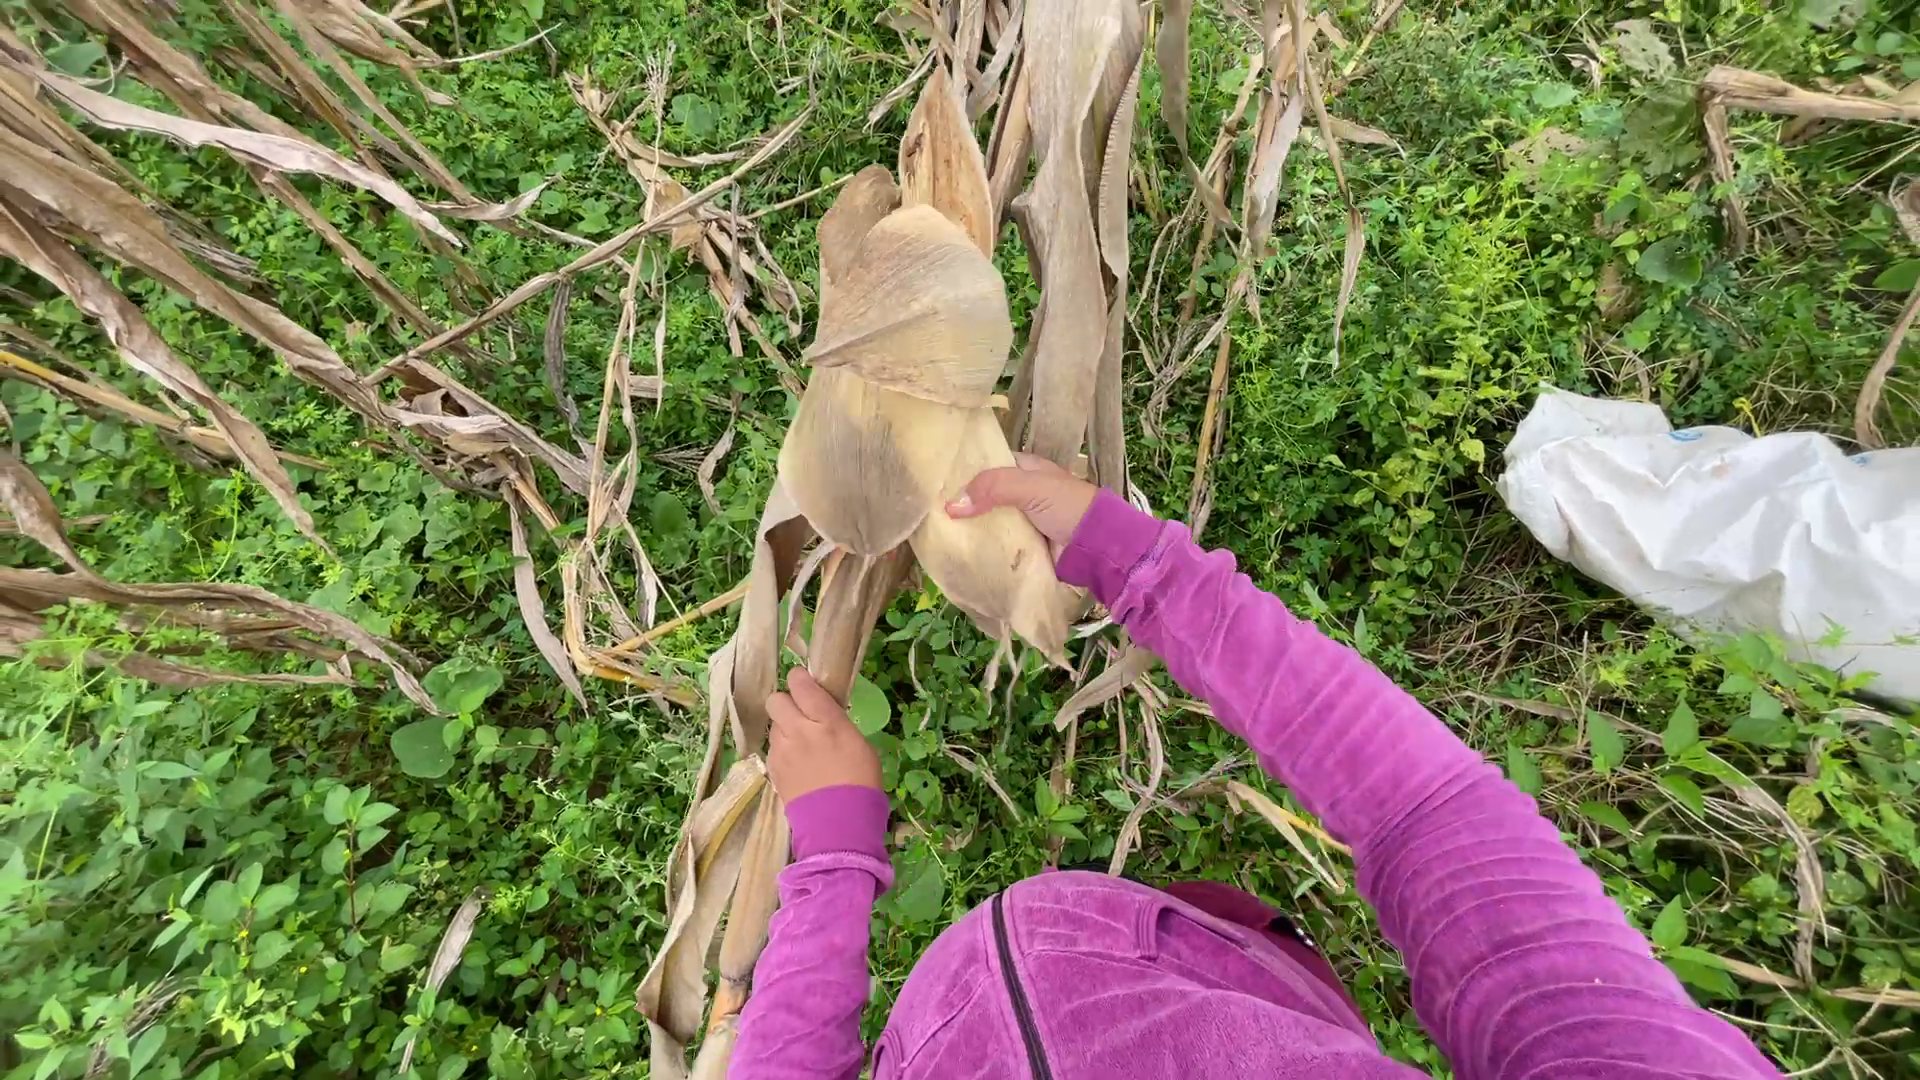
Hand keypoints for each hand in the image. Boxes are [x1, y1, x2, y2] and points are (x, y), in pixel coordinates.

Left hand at [766, 668, 881, 803]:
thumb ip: (837, 724)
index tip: (806, 682)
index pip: (801, 684)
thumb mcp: (860, 744)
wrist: (839, 824)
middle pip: (776, 700)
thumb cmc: (862, 782)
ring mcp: (782, 751)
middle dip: (786, 702)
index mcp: (827, 721)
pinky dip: (783, 750)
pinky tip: (798, 764)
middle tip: (801, 713)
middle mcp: (799, 730)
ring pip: (774, 724)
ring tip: (802, 744)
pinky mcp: (773, 771)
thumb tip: (826, 717)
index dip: (801, 679)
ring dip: (785, 727)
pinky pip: (773, 748)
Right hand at [944, 452, 1098, 559]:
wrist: (1096, 546)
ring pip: (988, 521)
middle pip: (984, 496)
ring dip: (970, 528)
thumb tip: (951, 506)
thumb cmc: (1068, 506)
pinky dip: (982, 548)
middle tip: (931, 513)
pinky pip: (996, 544)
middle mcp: (1021, 493)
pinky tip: (959, 551)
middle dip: (963, 504)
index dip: (965, 471)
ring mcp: (1022, 521)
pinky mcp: (1022, 546)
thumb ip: (993, 488)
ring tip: (938, 534)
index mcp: (1025, 470)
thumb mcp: (1030, 487)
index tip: (937, 482)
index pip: (988, 465)